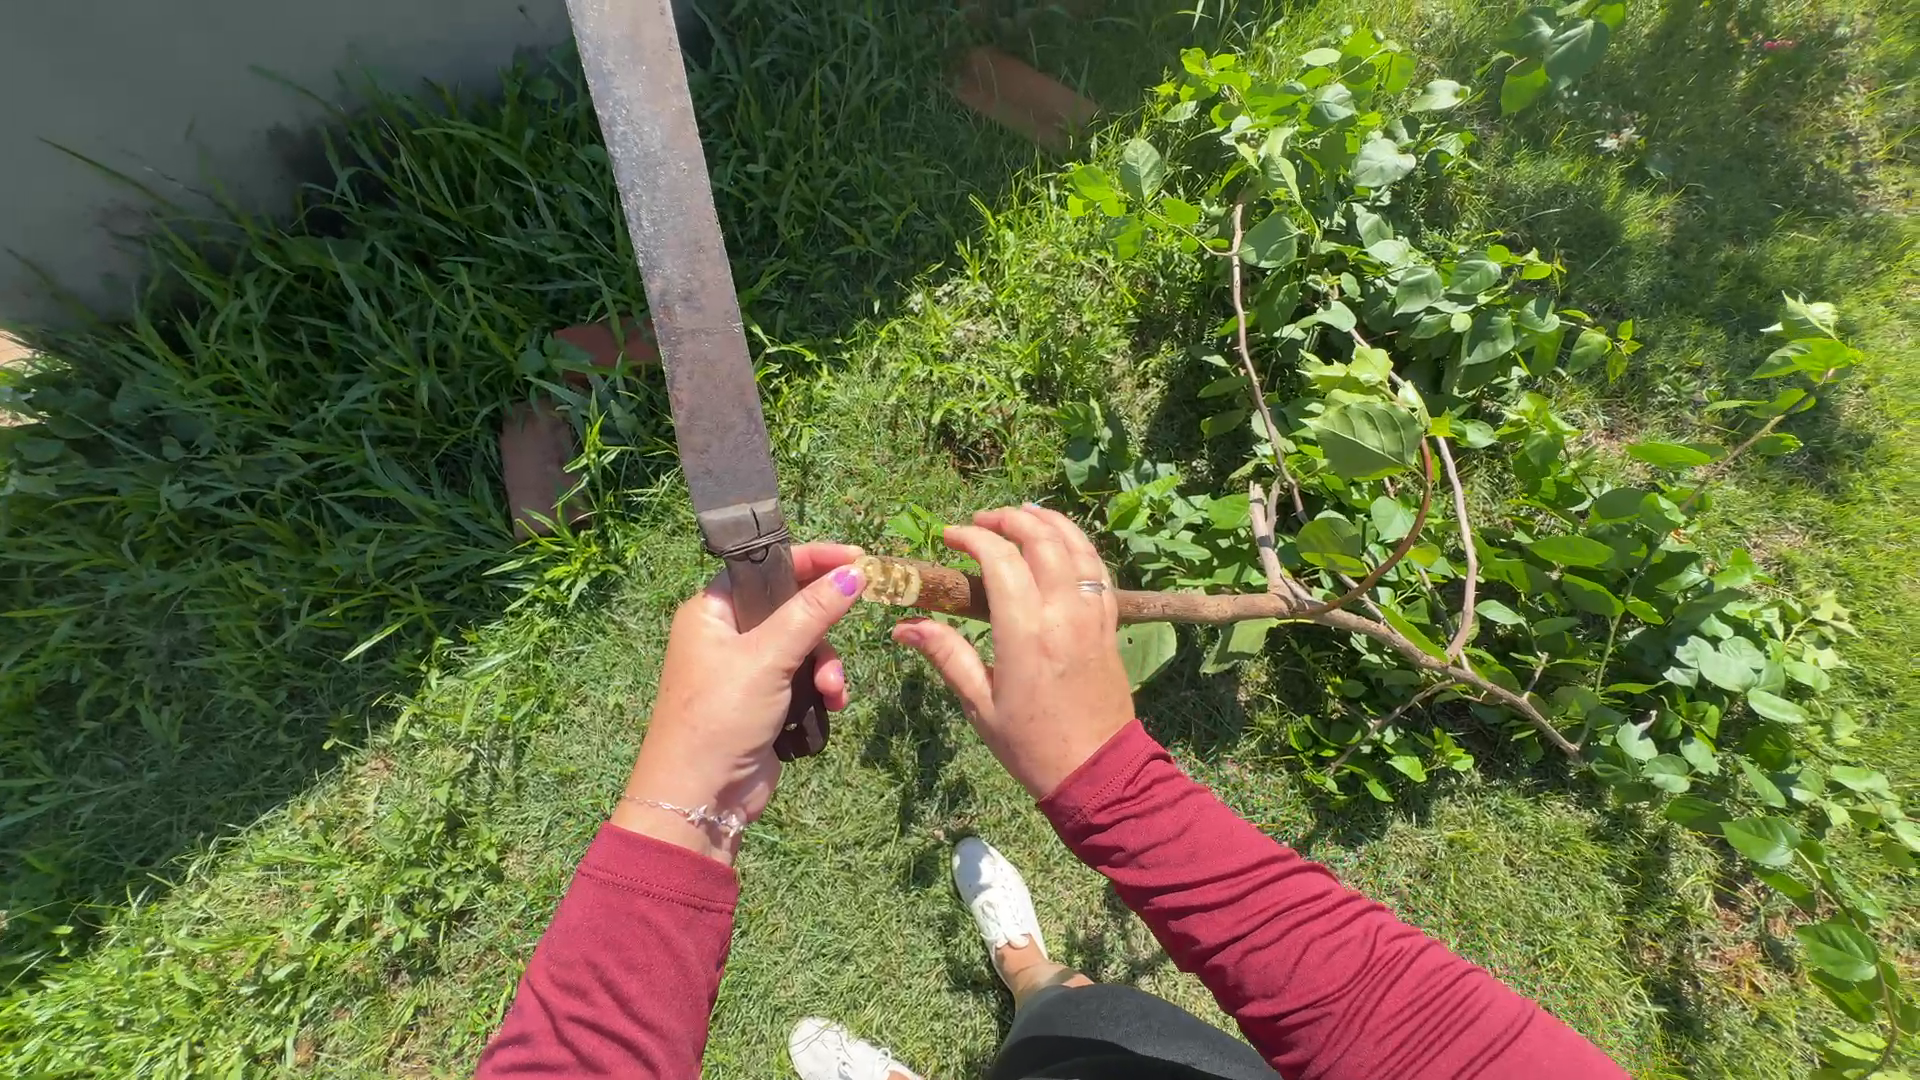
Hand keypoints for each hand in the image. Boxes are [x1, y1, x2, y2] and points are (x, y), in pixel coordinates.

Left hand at [614, 543, 865, 863]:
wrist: (698, 800)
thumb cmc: (721, 716)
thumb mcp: (769, 657)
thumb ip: (813, 611)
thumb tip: (855, 572)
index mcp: (713, 610)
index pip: (768, 567)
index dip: (813, 559)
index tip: (857, 558)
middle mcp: (728, 632)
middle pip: (794, 607)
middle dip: (824, 630)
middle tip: (854, 627)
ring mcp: (747, 667)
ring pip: (806, 645)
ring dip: (826, 667)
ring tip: (832, 693)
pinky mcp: (766, 698)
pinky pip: (806, 676)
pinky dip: (822, 687)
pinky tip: (831, 706)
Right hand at [890, 505, 1133, 797]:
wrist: (1097, 772)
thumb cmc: (1031, 744)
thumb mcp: (979, 704)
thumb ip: (946, 654)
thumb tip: (904, 626)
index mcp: (1026, 633)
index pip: (1000, 560)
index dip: (973, 538)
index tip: (950, 537)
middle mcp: (1063, 613)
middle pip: (1041, 540)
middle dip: (1009, 520)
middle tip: (981, 522)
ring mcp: (1092, 615)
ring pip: (1076, 546)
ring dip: (1048, 522)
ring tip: (1021, 515)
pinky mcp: (1109, 624)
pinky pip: (1097, 569)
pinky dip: (1078, 545)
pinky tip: (1061, 542)